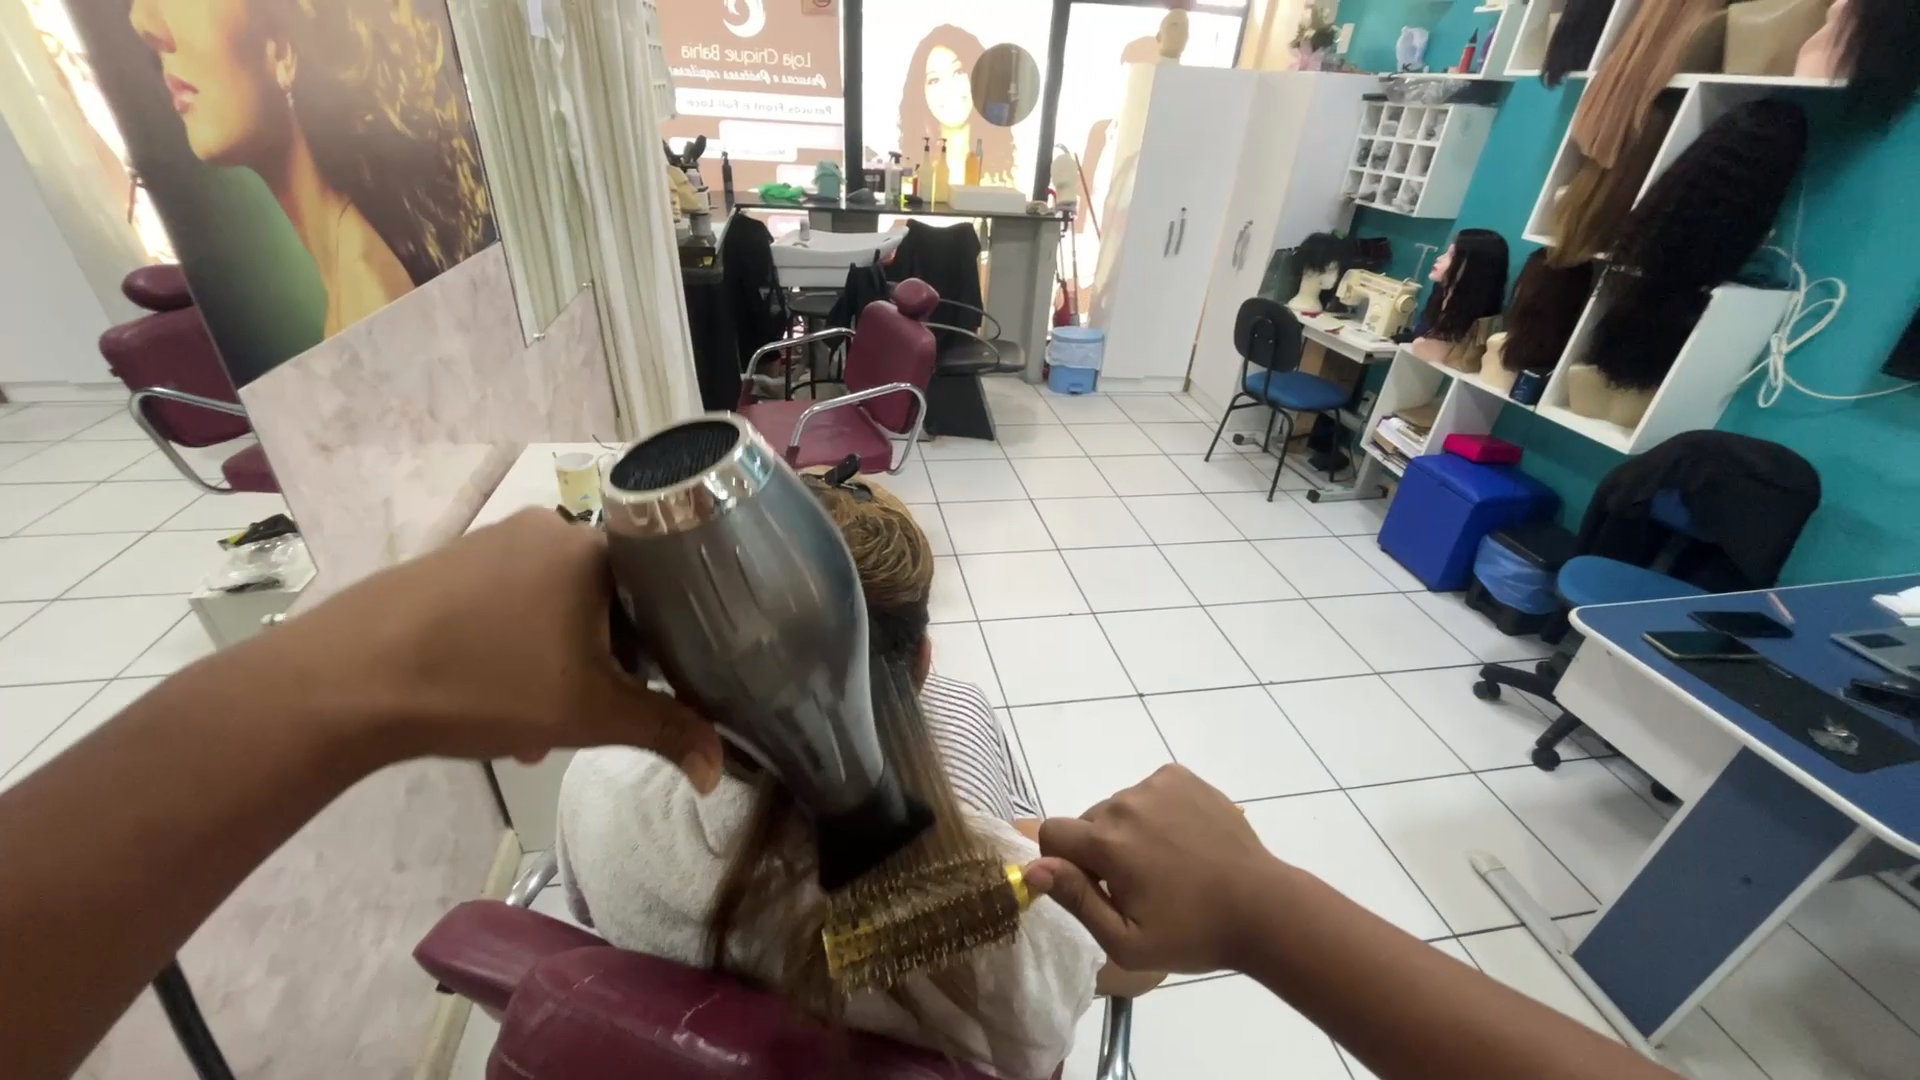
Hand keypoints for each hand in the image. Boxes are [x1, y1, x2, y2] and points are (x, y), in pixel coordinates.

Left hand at [272, 508, 722, 788]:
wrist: (336, 684)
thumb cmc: (485, 685)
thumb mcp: (590, 714)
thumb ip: (665, 733)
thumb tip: (720, 773)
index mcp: (594, 547)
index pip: (664, 583)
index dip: (667, 637)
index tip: (652, 681)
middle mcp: (549, 527)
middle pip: (610, 597)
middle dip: (604, 661)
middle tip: (582, 712)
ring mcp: (493, 539)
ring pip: (559, 602)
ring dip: (560, 659)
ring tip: (532, 723)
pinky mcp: (450, 559)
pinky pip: (512, 597)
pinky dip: (518, 643)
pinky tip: (492, 696)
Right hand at [1025, 765, 1282, 973]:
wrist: (1262, 907)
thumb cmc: (1192, 933)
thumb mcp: (1127, 941)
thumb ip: (1075, 899)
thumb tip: (1032, 868)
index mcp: (1107, 842)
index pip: (1051, 833)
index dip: (1063, 861)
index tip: (1093, 885)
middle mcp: (1124, 803)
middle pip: (1087, 822)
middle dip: (1100, 850)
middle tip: (1139, 883)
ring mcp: (1154, 784)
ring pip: (1118, 807)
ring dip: (1128, 831)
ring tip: (1167, 863)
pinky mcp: (1178, 775)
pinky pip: (1146, 791)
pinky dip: (1154, 812)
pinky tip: (1181, 838)